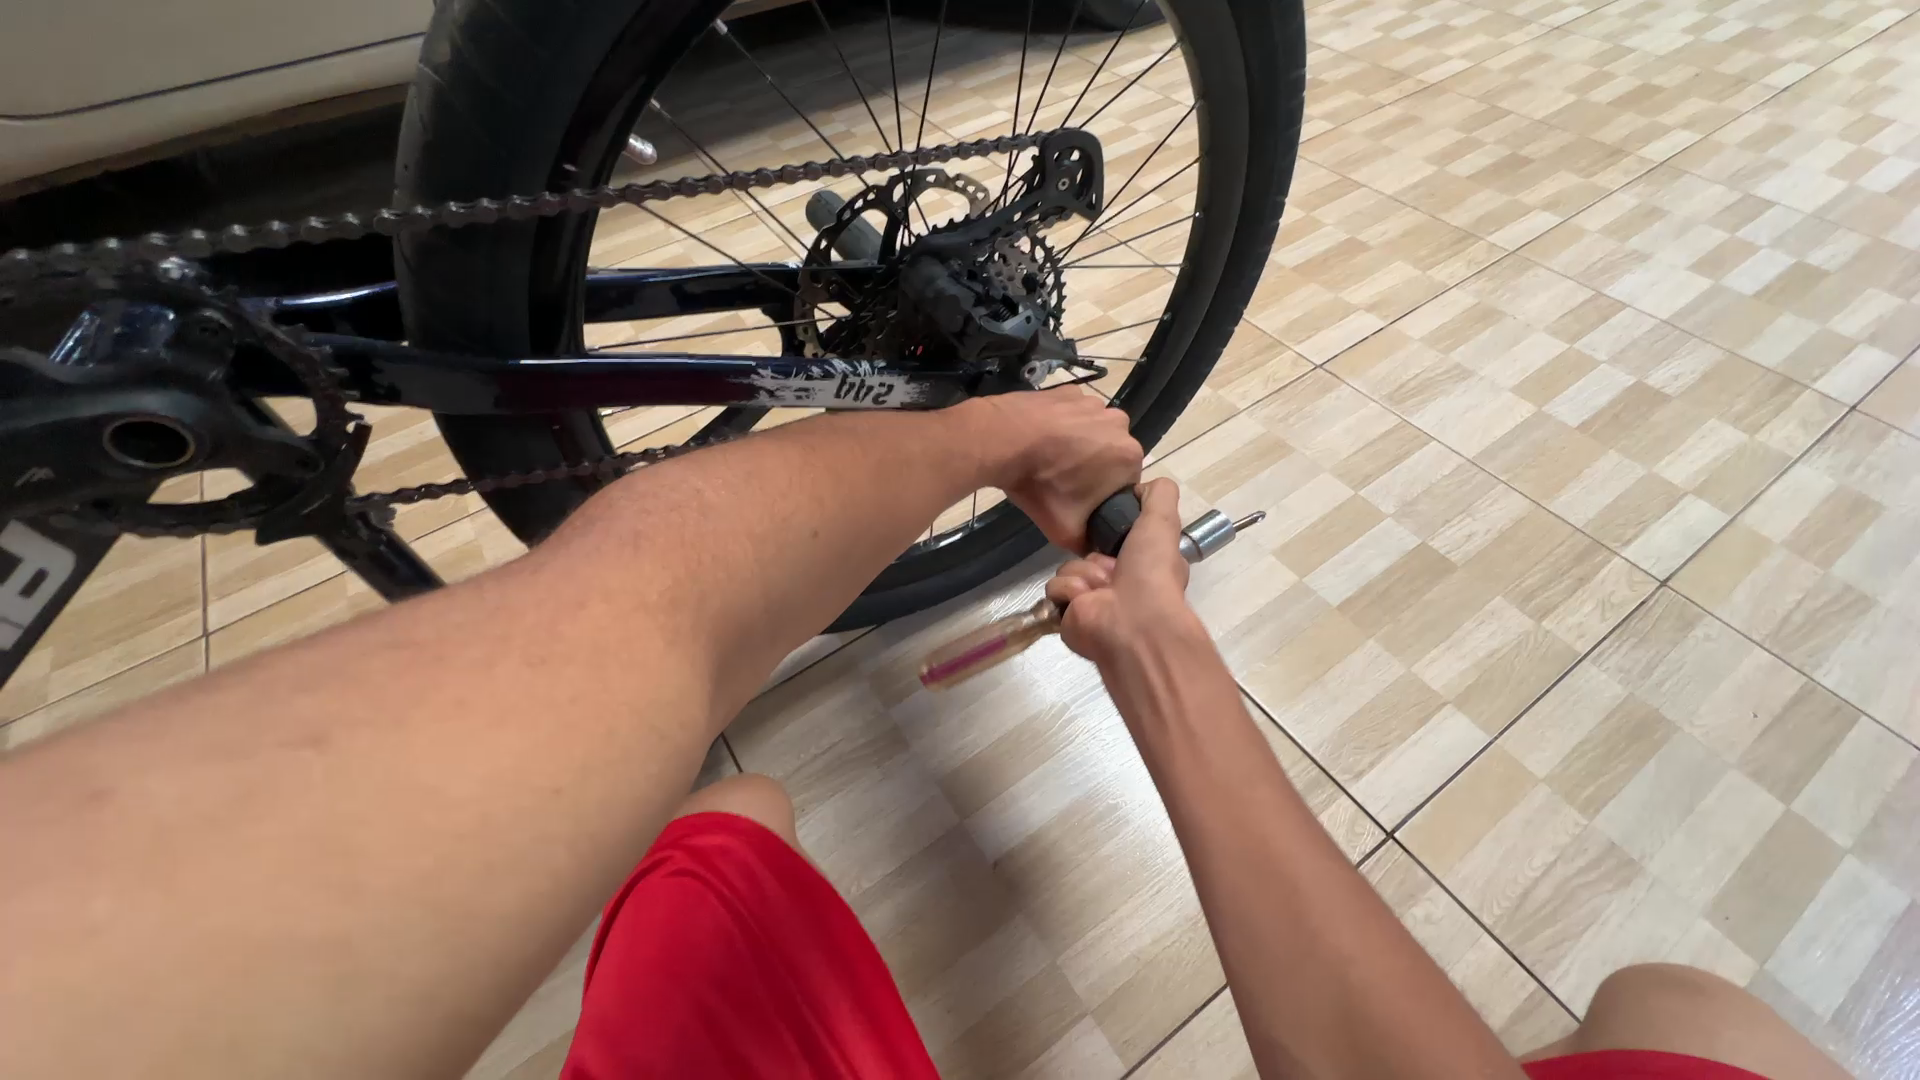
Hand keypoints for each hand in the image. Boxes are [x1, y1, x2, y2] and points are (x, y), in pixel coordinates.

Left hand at [969, 387, 1142, 552]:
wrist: (1001, 440)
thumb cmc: (1040, 486)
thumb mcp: (1065, 530)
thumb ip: (1087, 544)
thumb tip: (1092, 548)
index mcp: (1130, 456)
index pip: (1126, 483)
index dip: (1104, 496)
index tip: (1081, 503)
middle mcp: (1120, 424)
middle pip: (1111, 456)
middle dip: (1093, 470)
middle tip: (1062, 484)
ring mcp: (1094, 402)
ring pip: (1092, 433)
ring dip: (1078, 446)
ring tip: (1049, 461)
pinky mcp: (1069, 390)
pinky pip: (1073, 414)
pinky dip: (1061, 425)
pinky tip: (1041, 439)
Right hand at [1044, 477, 1202, 666]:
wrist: (1132, 623)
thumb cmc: (1151, 572)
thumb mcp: (1162, 522)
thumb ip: (1158, 495)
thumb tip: (1141, 486)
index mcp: (1143, 568)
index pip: (1118, 542)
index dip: (1117, 537)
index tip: (1119, 535)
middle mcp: (1119, 587)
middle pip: (1089, 552)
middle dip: (1097, 557)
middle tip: (1111, 567)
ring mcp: (1092, 603)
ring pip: (1070, 567)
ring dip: (1084, 574)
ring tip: (1100, 590)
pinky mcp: (1069, 615)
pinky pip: (1055, 588)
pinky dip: (1070, 591)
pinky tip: (1086, 601)